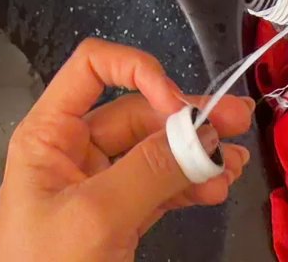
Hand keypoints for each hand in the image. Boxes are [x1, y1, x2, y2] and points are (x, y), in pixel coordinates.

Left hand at [0, 38, 251, 261]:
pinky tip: (218, 184)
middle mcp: (73, 150)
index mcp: (50, 133)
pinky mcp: (117, 219)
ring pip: (154, 151)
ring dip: (196, 151)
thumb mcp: (96, 217)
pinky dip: (190, 183)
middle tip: (237, 118)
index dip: (137, 70)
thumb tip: (202, 133)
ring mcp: (97, 185)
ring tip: (238, 158)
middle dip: (185, 115)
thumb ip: (151, 170)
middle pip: (134, 111)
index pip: (92, 68)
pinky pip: (159, 187)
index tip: (178, 103)